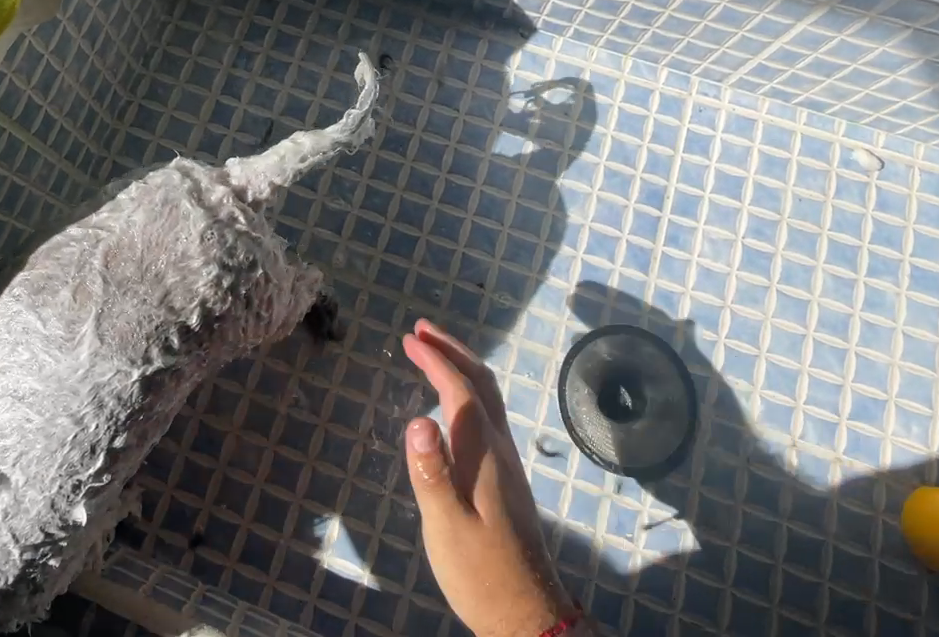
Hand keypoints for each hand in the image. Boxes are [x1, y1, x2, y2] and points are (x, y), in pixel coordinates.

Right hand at [401, 320, 580, 636]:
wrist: (528, 614)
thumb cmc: (480, 572)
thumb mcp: (446, 527)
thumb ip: (430, 473)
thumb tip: (417, 419)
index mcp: (484, 453)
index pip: (460, 391)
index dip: (436, 361)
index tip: (410, 339)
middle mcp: (500, 447)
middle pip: (481, 383)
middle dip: (452, 350)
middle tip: (420, 330)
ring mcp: (506, 461)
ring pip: (488, 396)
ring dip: (461, 366)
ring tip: (433, 351)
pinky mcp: (505, 476)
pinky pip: (486, 413)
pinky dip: (466, 389)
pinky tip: (451, 401)